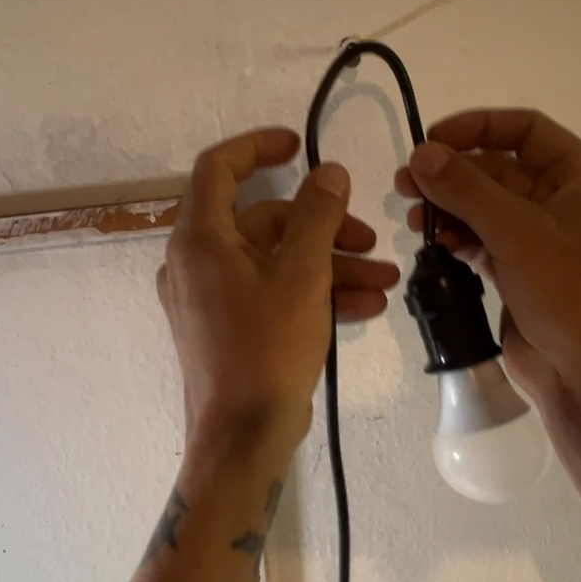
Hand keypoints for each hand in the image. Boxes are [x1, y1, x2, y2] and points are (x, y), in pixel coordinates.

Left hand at [160, 128, 400, 447]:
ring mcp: (209, 298)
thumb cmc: (267, 349)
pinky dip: (311, 295)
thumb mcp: (302, 276)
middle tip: (370, 242)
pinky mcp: (226, 328)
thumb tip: (328, 173)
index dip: (259, 146)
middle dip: (323, 229)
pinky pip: (269, 294)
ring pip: (274, 262)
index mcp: (200, 238)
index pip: (219, 167)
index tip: (300, 144)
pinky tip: (364, 308)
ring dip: (329, 267)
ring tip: (384, 283)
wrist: (242, 437)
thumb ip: (316, 216)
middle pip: (262, 222)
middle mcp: (196, 262)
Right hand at [395, 109, 580, 415]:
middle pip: (501, 171)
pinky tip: (433, 246)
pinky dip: (458, 240)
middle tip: (405, 185)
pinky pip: (485, 243)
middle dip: (453, 175)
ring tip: (414, 221)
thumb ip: (466, 190)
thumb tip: (420, 155)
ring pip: (488, 209)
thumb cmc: (570, 293)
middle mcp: (566, 203)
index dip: (478, 127)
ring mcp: (544, 242)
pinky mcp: (523, 274)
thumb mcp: (517, 233)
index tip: (431, 140)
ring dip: (450, 209)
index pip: (527, 131)